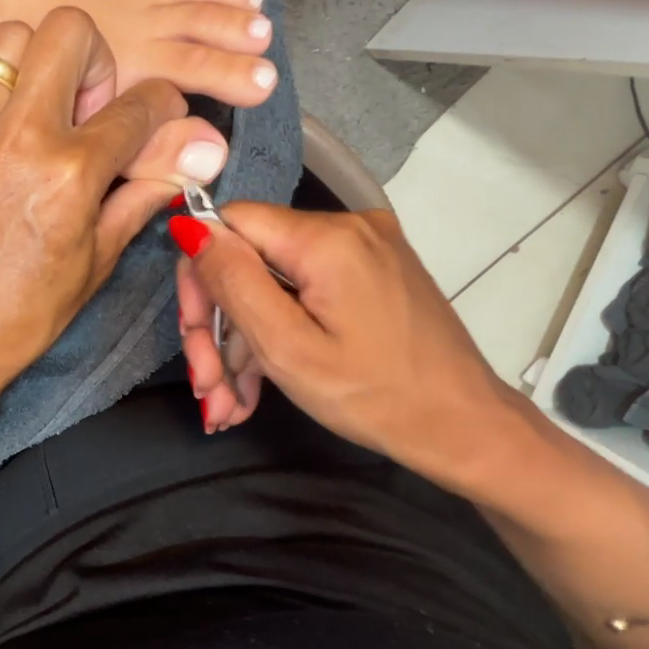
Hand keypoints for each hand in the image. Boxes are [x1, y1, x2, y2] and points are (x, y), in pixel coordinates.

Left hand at [0, 8, 223, 440]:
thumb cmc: (24, 314)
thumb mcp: (98, 260)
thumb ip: (144, 193)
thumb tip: (202, 152)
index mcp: (70, 172)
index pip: (141, 102)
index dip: (166, 111)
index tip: (161, 128)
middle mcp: (21, 137)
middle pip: (70, 30)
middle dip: (97, 60)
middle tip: (92, 113)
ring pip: (12, 37)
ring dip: (41, 62)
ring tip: (48, 117)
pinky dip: (0, 87)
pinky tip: (13, 135)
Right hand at [171, 204, 523, 484]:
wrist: (459, 425)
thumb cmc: (371, 393)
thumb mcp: (286, 345)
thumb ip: (234, 282)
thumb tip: (189, 228)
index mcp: (326, 239)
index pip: (228, 223)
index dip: (198, 274)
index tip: (194, 333)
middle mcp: (347, 229)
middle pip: (246, 260)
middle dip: (215, 326)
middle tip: (207, 389)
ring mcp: (362, 252)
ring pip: (268, 286)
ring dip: (238, 347)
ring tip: (227, 406)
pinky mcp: (369, 276)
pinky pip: (299, 297)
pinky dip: (272, 340)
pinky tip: (253, 392)